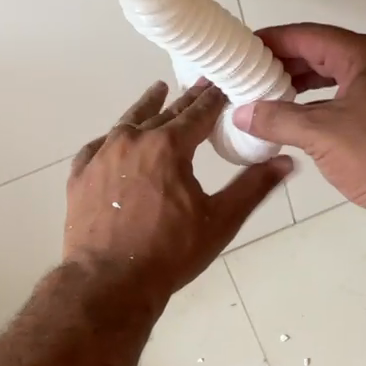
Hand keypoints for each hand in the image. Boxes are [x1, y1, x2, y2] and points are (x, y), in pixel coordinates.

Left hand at [65, 79, 292, 307]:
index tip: (224, 84)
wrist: (108, 282)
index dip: (214, 99)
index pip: (199, 113)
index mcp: (168, 146)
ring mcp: (101, 157)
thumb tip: (286, 161)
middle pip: (166, 113)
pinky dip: (112, 139)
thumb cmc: (169, 253)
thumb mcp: (220, 220)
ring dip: (147, 107)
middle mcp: (133, 141)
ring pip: (128, 123)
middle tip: (201, 84)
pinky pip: (98, 147)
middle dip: (187, 100)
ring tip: (157, 91)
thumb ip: (253, 187)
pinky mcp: (80, 176)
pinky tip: (116, 139)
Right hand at [233, 24, 365, 249]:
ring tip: (265, 98)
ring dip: (301, 89)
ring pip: (335, 82)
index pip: (309, 35)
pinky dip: (319, 110)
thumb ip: (277, 119)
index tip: (241, 48)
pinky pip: (346, 105)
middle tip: (247, 75)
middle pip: (323, 55)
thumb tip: (242, 113)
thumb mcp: (321, 134)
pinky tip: (297, 125)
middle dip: (284, 64)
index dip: (273, 40)